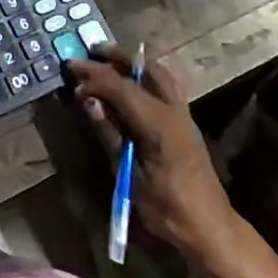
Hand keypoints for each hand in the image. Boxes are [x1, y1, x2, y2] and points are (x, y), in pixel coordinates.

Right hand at [68, 44, 236, 259]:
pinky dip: (145, 76)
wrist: (207, 226)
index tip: (69, 67)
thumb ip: (108, 132)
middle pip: (145, 69)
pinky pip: (165, 87)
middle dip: (117, 56)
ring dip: (133, 63)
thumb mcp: (128, 172)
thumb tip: (86, 99)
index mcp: (158, 122)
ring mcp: (184, 115)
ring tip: (108, 60)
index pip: (120, 86)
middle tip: (91, 51)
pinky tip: (130, 84)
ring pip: (160, 74)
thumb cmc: (164, 206)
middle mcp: (174, 110)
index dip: (93, 74)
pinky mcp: (186, 123)